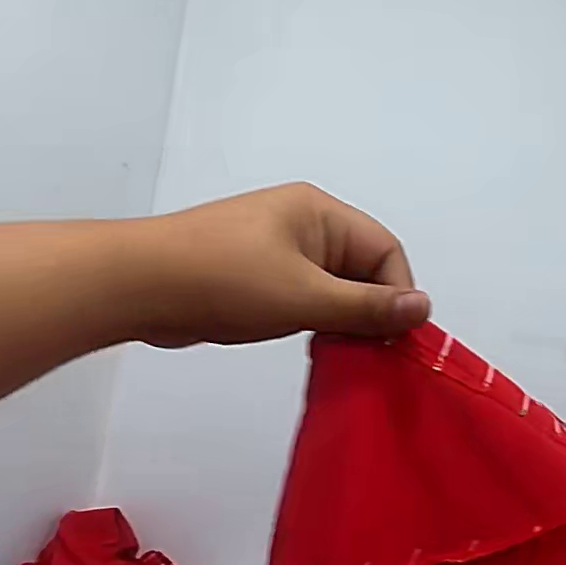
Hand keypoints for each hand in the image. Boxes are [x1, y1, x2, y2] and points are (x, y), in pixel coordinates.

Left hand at [112, 182, 430, 347]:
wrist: (141, 285)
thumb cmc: (227, 281)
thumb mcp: (307, 296)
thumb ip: (368, 307)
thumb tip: (424, 308)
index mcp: (321, 213)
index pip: (386, 251)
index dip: (398, 294)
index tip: (394, 338)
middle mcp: (305, 224)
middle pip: (362, 267)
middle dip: (371, 308)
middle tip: (371, 351)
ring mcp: (279, 248)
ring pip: (334, 285)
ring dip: (343, 318)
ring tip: (341, 350)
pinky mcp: (259, 274)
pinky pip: (306, 295)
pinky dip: (317, 319)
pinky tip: (314, 343)